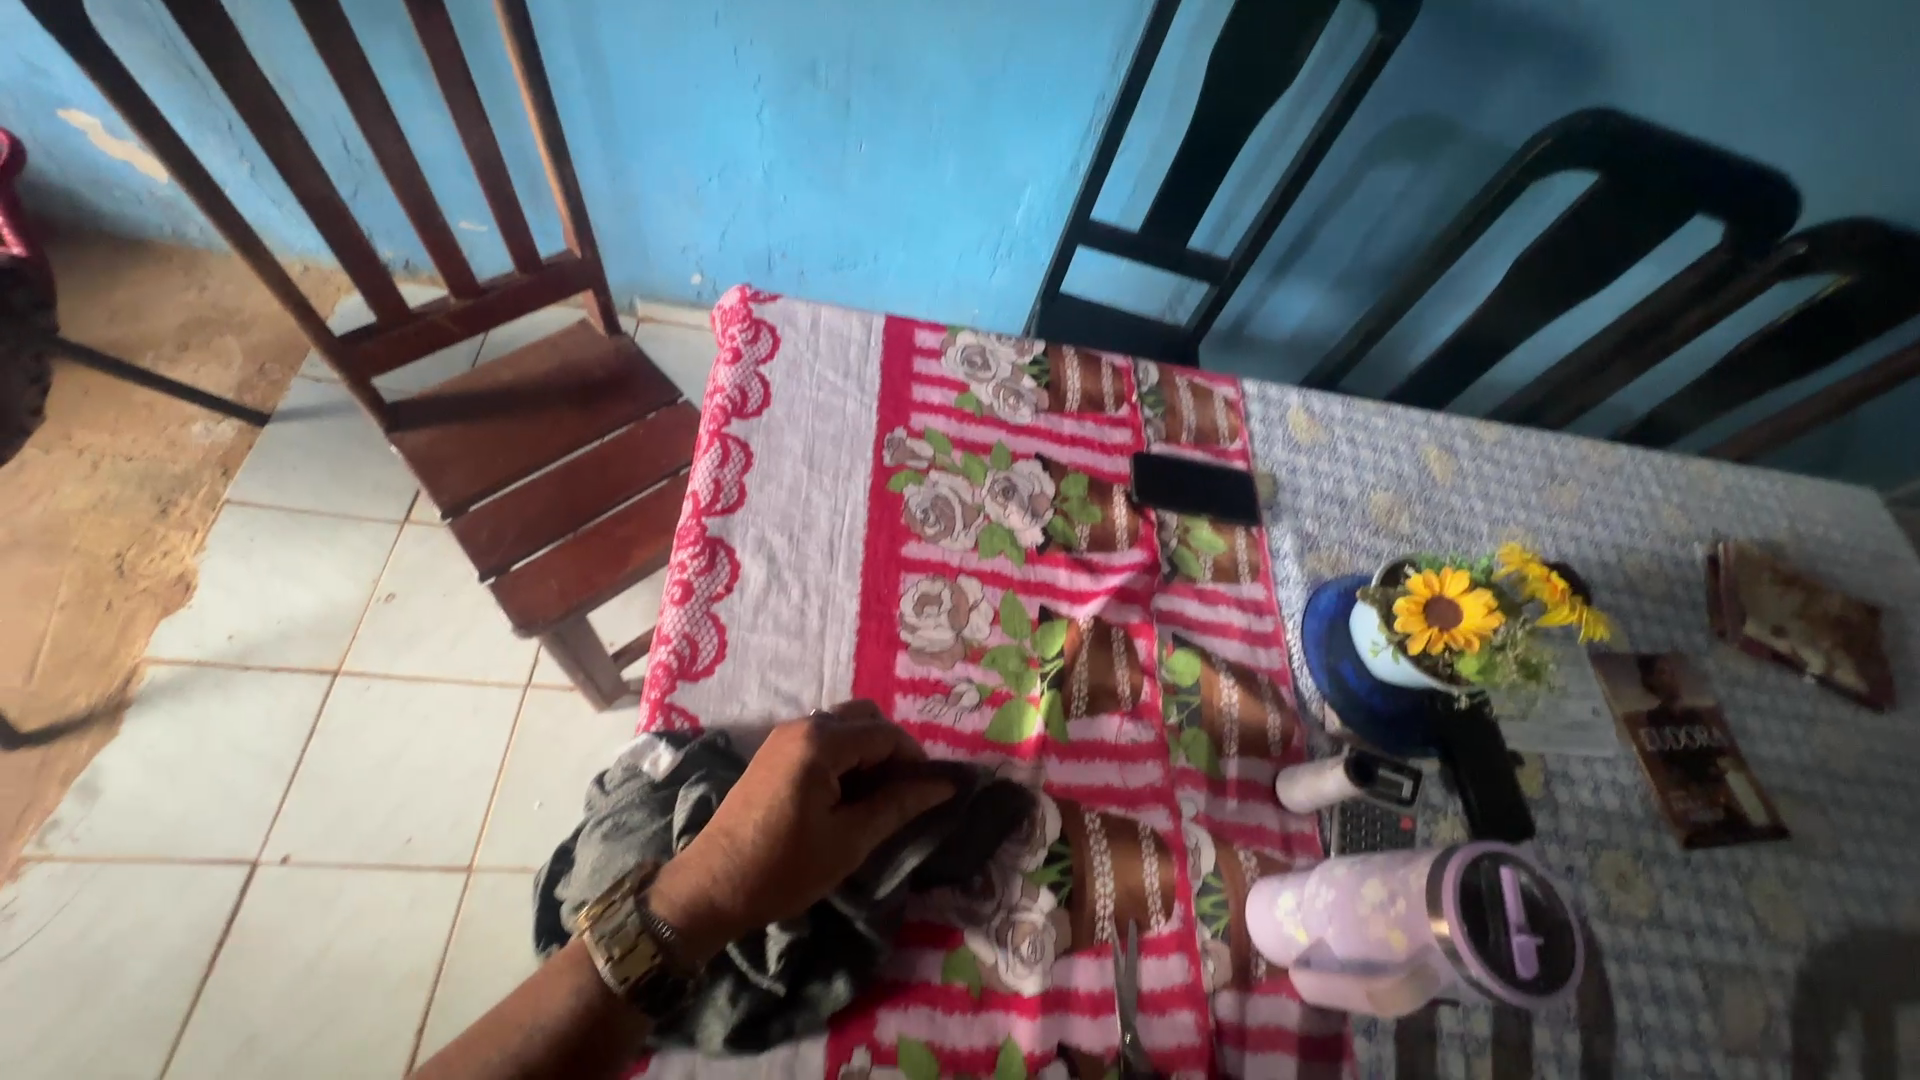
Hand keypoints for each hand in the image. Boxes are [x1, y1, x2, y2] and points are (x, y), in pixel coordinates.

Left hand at [647, 701, 955, 962]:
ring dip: (867, 752)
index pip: (886, 734)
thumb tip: (944, 785)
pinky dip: (844, 756)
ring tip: (877, 797)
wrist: (710, 888)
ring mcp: (783, 736)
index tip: (930, 793)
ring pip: (843, 726)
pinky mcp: (773, 753)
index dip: (915, 760)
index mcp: (821, 741)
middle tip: (903, 792)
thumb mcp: (850, 840)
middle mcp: (802, 725)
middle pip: (865, 718)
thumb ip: (898, 804)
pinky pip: (822, 739)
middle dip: (891, 749)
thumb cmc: (783, 868)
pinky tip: (846, 795)